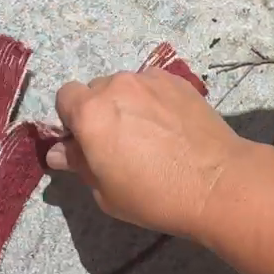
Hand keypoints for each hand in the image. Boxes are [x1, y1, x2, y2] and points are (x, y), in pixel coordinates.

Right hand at [47, 68, 252, 239]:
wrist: (214, 181)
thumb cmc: (153, 195)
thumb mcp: (105, 192)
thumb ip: (79, 163)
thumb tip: (59, 151)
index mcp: (91, 112)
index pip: (65, 96)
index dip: (71, 118)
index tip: (86, 141)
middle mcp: (116, 85)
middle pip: (96, 90)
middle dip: (100, 111)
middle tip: (119, 141)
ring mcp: (148, 78)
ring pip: (125, 85)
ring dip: (127, 102)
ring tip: (149, 132)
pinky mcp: (175, 79)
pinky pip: (152, 84)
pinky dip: (153, 98)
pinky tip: (169, 124)